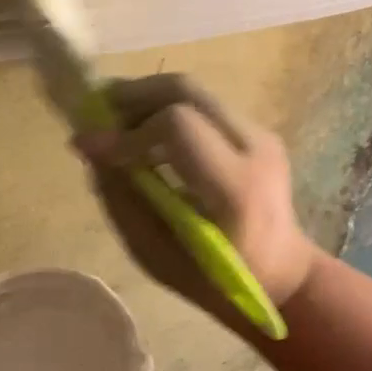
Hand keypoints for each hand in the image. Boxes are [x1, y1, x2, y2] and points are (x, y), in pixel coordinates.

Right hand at [74, 74, 321, 315]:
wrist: (282, 273)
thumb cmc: (215, 280)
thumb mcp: (156, 254)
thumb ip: (121, 199)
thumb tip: (90, 148)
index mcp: (235, 187)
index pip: (178, 126)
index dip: (128, 132)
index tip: (91, 147)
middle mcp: (255, 147)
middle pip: (185, 90)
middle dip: (133, 95)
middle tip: (96, 114)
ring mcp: (261, 133)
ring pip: (193, 91)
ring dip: (147, 99)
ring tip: (115, 124)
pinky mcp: (256, 130)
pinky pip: (202, 106)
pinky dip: (165, 109)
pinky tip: (145, 134)